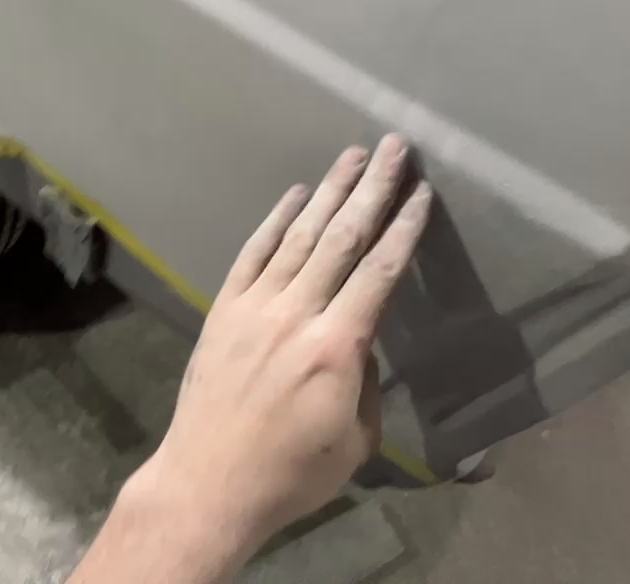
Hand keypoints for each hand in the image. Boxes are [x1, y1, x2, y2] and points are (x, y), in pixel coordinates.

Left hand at [69, 135, 431, 583]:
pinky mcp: (225, 306)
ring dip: (329, 192)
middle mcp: (297, 312)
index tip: (420, 193)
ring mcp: (256, 304)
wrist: (209, 482)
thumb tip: (361, 336)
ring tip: (352, 155)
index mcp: (337, 347)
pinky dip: (275, 219)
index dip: (403, 229)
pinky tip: (295, 193)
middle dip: (373, 188)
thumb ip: (366, 378)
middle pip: (343, 238)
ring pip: (300, 235)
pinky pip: (254, 251)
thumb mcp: (355, 440)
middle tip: (392, 147)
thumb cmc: (292, 473)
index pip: (379, 272)